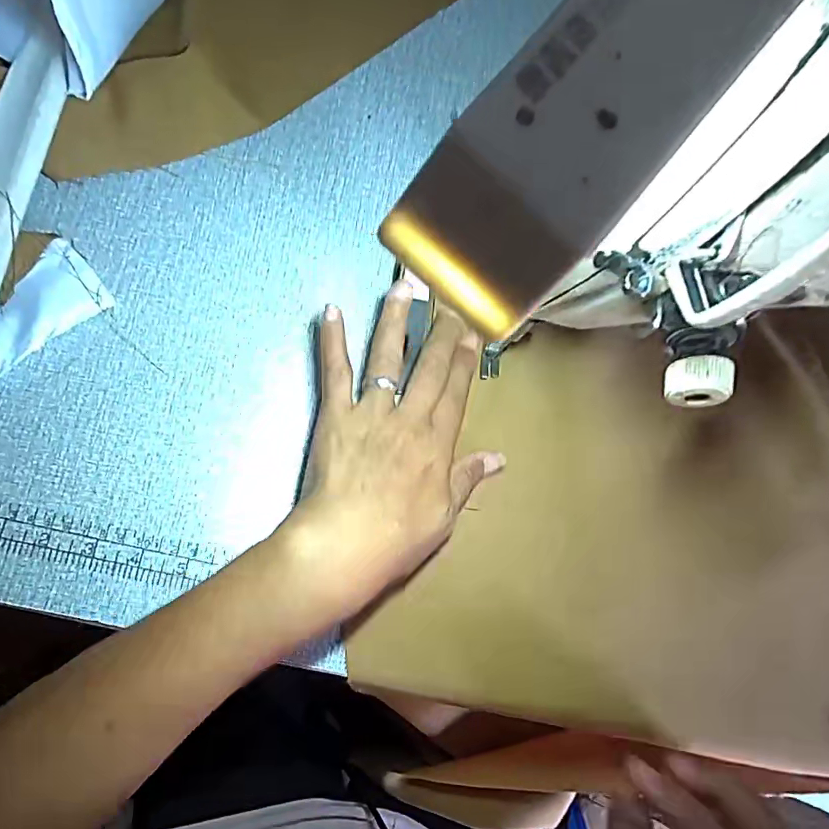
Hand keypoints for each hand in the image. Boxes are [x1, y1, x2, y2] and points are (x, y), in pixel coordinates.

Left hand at [271, 278, 502, 617]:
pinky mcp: (334, 415)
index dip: (463, 361)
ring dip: (394, 320)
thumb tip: (498, 458)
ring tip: (400, 287)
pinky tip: (330, 311)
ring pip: (386, 359)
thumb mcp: (443, 515)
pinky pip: (335, 372)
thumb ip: (466, 480)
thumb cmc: (397, 537)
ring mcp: (370, 413)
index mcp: (437, 443)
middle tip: (447, 301)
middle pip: (428, 368)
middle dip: (440, 332)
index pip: (455, 393)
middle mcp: (408, 419)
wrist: (346, 540)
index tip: (471, 334)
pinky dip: (332, 340)